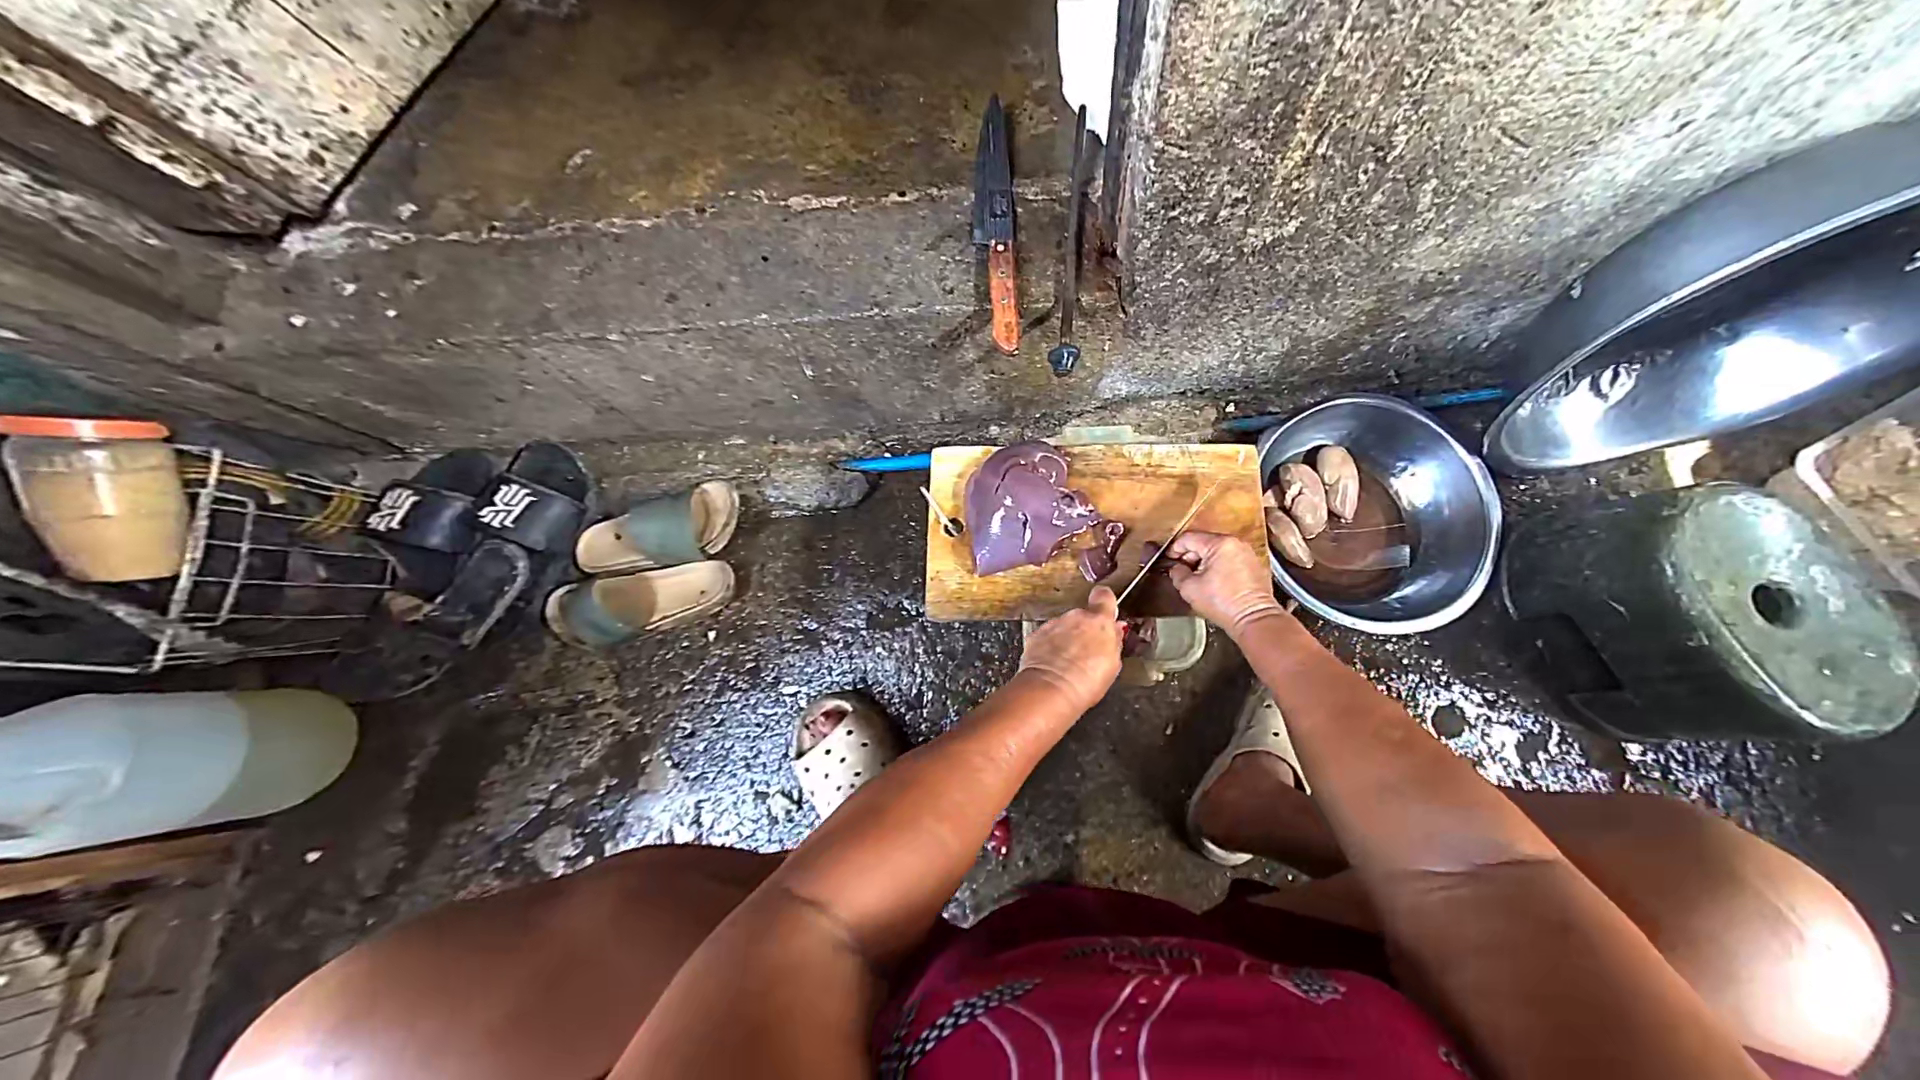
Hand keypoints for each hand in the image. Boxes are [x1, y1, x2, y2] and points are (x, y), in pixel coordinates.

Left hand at [1019, 586, 1123, 712]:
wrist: (1051, 689)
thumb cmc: (1085, 681)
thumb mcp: (1113, 664)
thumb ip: (1114, 641)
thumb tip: (1115, 630)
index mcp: (1099, 621)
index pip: (1104, 596)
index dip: (1105, 601)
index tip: (1106, 610)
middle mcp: (1075, 617)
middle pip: (1082, 617)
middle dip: (1084, 631)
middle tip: (1087, 653)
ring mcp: (1054, 624)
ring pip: (1063, 628)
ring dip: (1066, 641)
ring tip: (1070, 664)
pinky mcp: (1036, 635)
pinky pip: (1046, 638)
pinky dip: (1049, 648)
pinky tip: (1054, 666)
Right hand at [1165, 532, 1287, 634]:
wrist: (1253, 619)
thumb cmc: (1224, 603)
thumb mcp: (1188, 588)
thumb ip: (1177, 573)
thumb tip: (1176, 569)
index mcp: (1219, 543)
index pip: (1188, 538)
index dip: (1174, 549)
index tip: (1169, 559)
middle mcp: (1235, 543)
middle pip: (1204, 542)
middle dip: (1190, 557)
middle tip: (1182, 572)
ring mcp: (1247, 554)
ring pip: (1217, 551)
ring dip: (1204, 562)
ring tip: (1198, 580)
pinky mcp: (1254, 565)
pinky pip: (1230, 559)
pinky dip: (1219, 567)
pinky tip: (1214, 583)